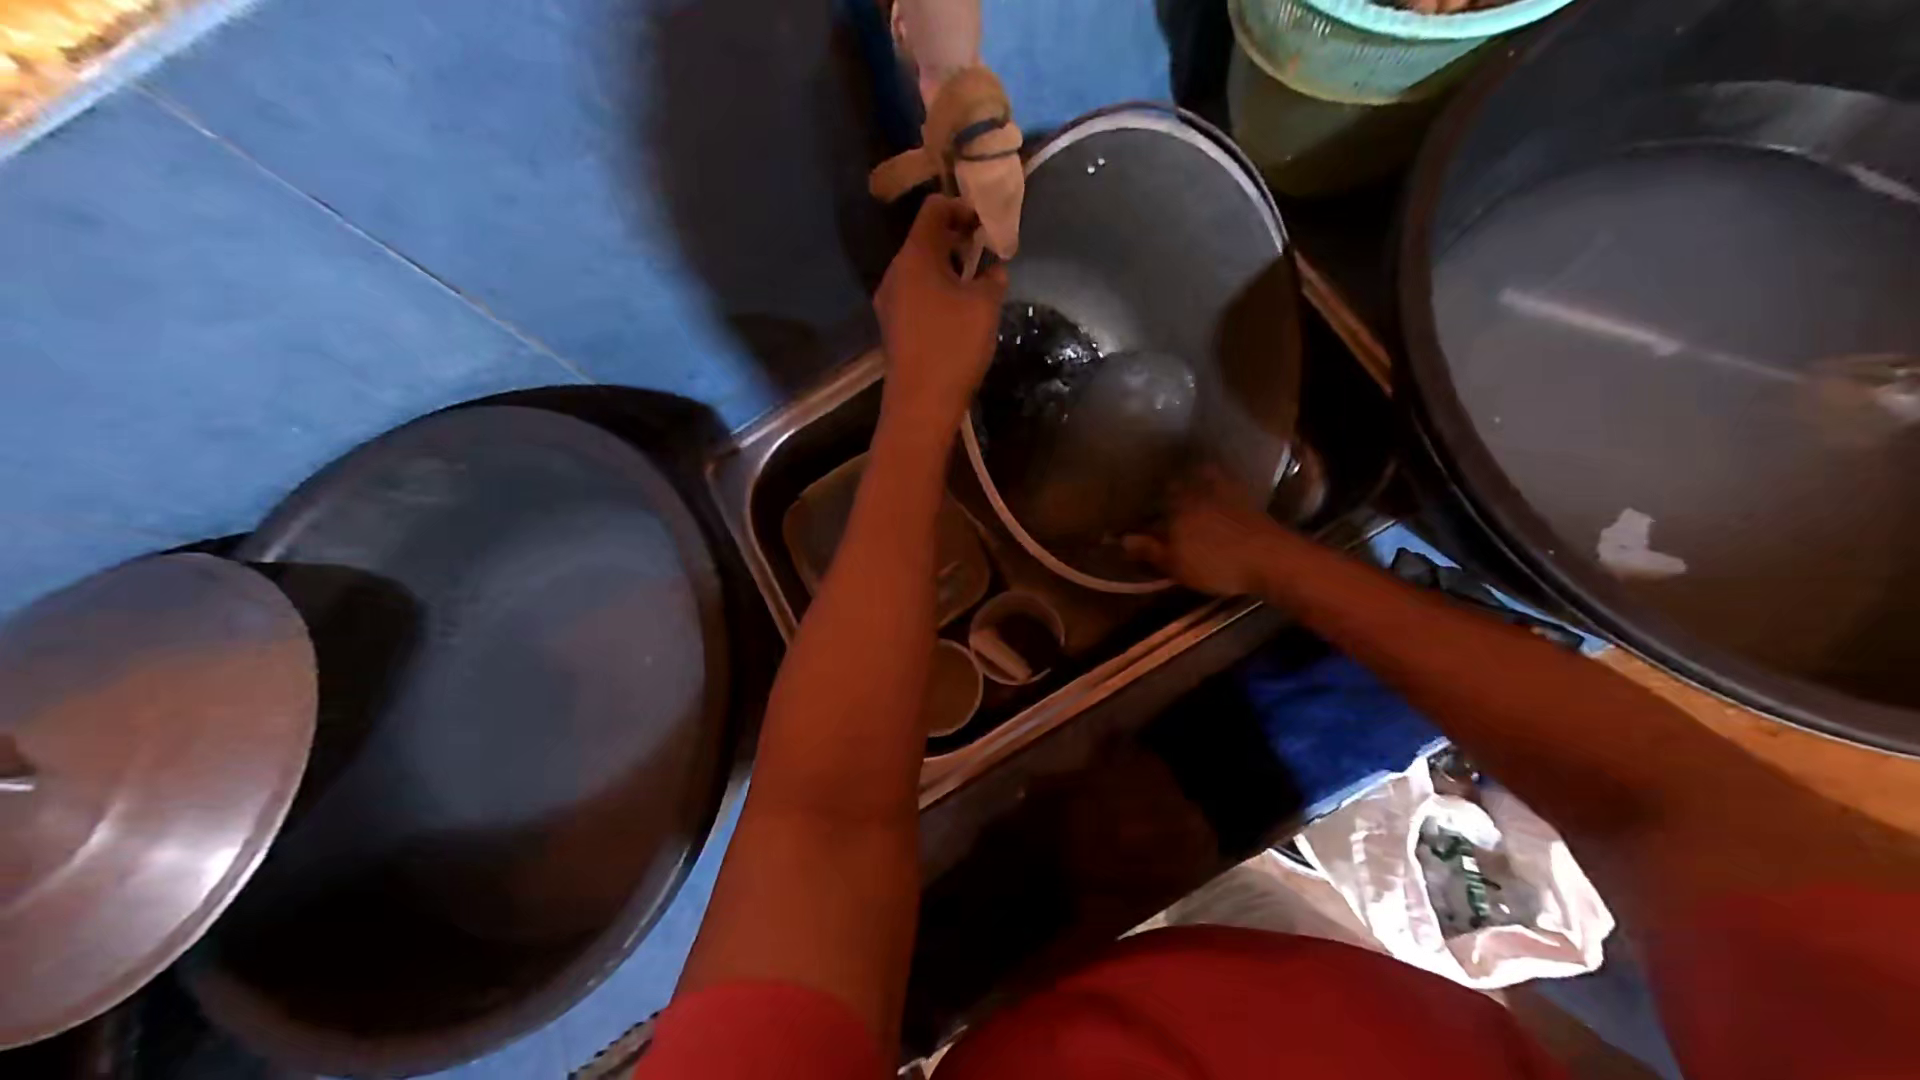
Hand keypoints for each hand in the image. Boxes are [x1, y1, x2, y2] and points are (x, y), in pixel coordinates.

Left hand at [875, 195, 1008, 431]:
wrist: (921, 403)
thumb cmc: (953, 346)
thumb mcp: (984, 305)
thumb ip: (992, 278)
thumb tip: (993, 270)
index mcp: (914, 257)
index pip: (933, 209)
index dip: (962, 208)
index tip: (986, 225)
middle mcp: (895, 273)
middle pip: (925, 240)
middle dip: (957, 240)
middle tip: (987, 254)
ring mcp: (890, 302)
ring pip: (921, 270)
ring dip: (949, 269)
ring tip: (977, 285)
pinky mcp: (893, 327)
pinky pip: (916, 295)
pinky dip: (938, 292)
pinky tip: (959, 312)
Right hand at [1124, 469, 1286, 596]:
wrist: (1270, 558)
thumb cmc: (1217, 565)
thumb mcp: (1176, 565)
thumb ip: (1149, 550)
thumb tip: (1122, 539)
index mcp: (1174, 512)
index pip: (1151, 511)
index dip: (1142, 519)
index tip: (1136, 525)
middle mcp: (1193, 496)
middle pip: (1174, 488)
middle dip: (1165, 492)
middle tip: (1160, 499)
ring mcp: (1221, 493)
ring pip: (1199, 478)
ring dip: (1190, 477)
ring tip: (1185, 481)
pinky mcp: (1244, 497)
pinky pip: (1224, 480)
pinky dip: (1215, 476)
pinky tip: (1215, 481)